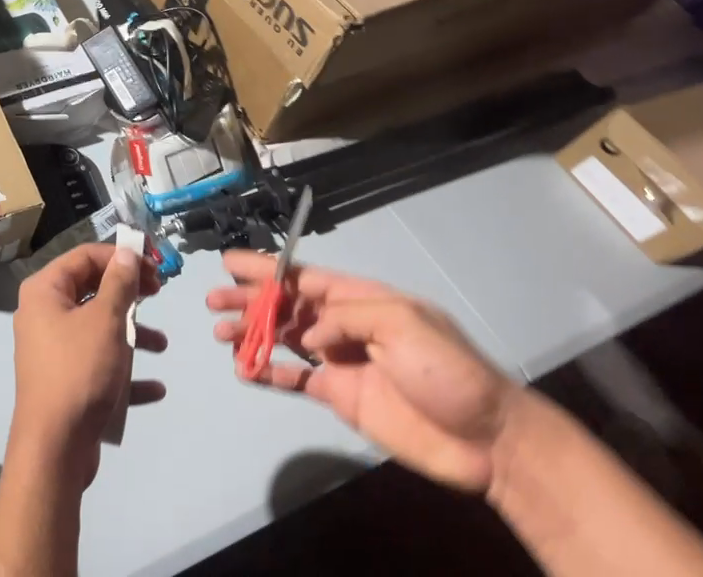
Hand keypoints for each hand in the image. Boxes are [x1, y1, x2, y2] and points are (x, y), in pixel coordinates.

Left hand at [9, 243, 165, 489]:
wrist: (55, 445)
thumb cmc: (79, 370)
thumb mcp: (105, 320)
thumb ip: (119, 283)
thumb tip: (126, 252)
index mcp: (45, 292)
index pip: (84, 256)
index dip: (120, 256)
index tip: (155, 266)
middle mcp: (44, 315)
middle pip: (91, 290)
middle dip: (128, 294)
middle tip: (159, 295)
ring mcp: (52, 350)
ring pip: (98, 330)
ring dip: (131, 333)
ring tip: (161, 345)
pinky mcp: (65, 381)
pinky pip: (99, 366)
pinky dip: (125, 373)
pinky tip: (154, 387)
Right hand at [207, 254, 523, 493]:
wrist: (487, 440)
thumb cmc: (448, 370)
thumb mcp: (404, 324)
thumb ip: (347, 317)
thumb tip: (307, 333)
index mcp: (363, 300)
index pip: (305, 278)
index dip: (267, 269)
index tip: (230, 263)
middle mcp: (345, 326)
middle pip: (287, 306)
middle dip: (250, 300)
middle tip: (214, 301)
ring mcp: (340, 361)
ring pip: (284, 340)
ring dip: (251, 334)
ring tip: (221, 335)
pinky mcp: (340, 396)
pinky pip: (294, 379)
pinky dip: (267, 373)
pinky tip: (244, 370)